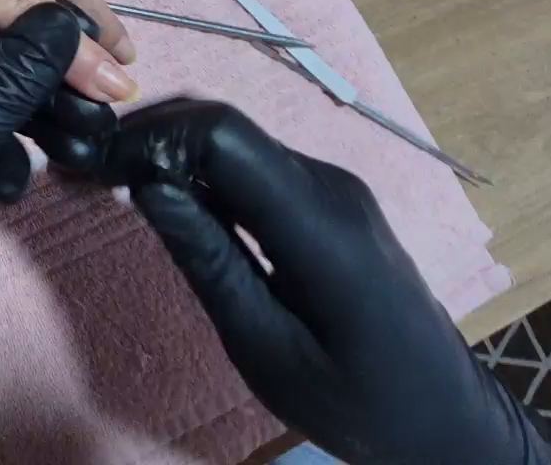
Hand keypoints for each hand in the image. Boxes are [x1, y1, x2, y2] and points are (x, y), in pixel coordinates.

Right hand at [101, 100, 550, 464]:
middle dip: (153, 136)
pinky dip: (199, 167)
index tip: (105, 169)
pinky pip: (249, 161)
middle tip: (97, 170)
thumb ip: (207, 260)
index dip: (156, 138)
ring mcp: (328, 185)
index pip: (224, 137)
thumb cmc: (358, 403)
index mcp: (319, 224)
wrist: (454, 425)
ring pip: (232, 137)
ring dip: (171, 148)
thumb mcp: (266, 348)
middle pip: (223, 125)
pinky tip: (169, 194)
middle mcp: (326, 184)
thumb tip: (146, 186)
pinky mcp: (322, 196)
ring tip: (119, 179)